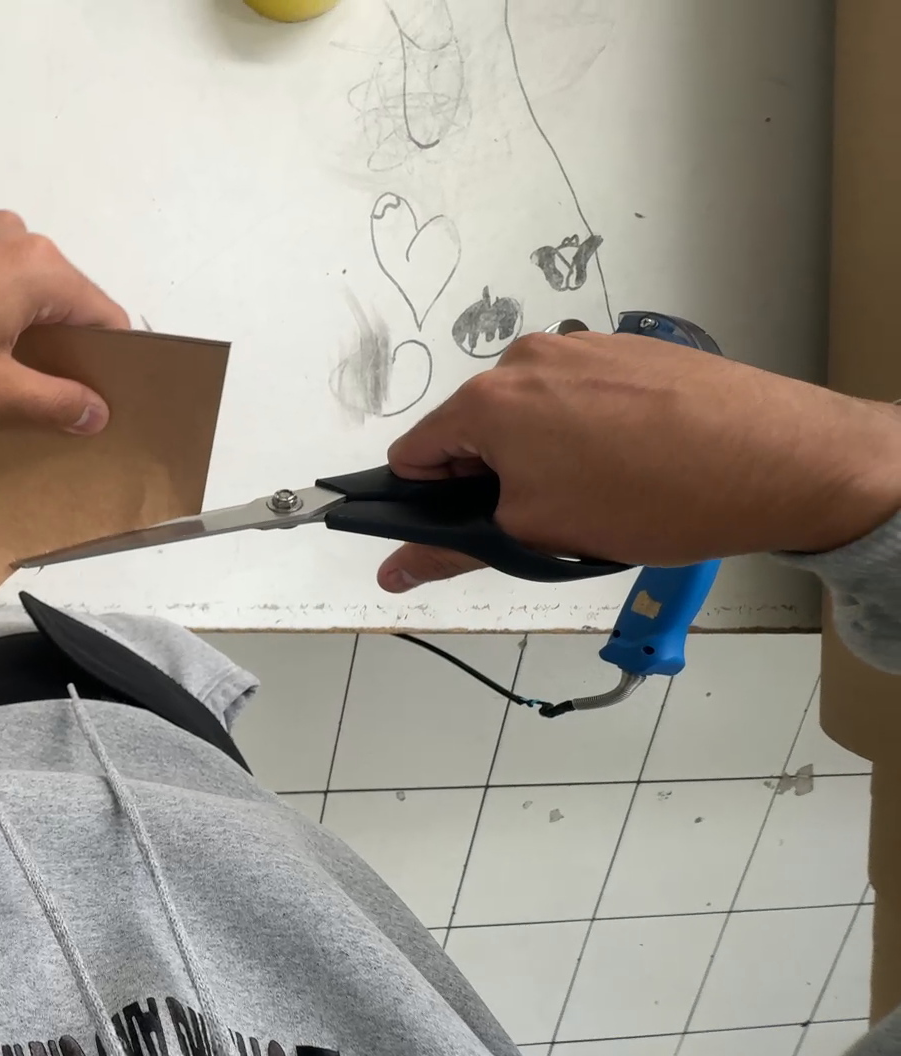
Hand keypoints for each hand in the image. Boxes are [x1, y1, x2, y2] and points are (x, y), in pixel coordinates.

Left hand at [0, 212, 128, 432]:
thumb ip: (52, 401)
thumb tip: (98, 412)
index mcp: (37, 267)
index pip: (102, 315)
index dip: (104, 362)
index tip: (87, 399)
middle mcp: (11, 233)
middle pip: (60, 298)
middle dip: (55, 346)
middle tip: (29, 393)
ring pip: (17, 286)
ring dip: (15, 327)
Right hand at [377, 330, 900, 591]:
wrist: (799, 464)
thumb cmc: (658, 498)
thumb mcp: (535, 534)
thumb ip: (446, 552)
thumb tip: (392, 572)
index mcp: (486, 402)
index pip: (413, 454)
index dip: (435, 494)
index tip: (481, 513)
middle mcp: (524, 361)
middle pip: (469, 429)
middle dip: (492, 469)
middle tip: (547, 503)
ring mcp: (580, 347)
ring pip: (522, 411)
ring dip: (538, 447)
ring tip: (597, 479)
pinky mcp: (629, 347)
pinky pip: (574, 391)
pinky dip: (583, 423)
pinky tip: (630, 452)